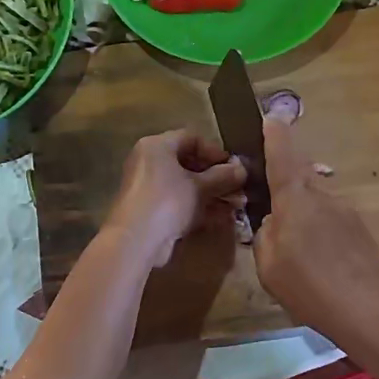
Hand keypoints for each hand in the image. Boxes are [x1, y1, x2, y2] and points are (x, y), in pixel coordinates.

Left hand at [105, 129, 245, 265]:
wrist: (136, 240)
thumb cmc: (168, 201)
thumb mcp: (200, 186)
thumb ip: (222, 176)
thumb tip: (242, 170)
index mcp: (157, 146)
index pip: (190, 139)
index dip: (214, 151)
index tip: (233, 166)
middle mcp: (150, 163)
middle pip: (189, 163)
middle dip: (217, 176)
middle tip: (239, 187)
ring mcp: (150, 188)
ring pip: (187, 186)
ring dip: (213, 194)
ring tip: (237, 204)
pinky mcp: (153, 211)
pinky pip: (180, 203)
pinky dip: (200, 207)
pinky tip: (223, 217)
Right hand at [254, 116, 378, 326]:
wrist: (372, 308)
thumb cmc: (309, 283)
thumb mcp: (268, 265)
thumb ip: (264, 237)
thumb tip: (272, 223)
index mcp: (294, 197)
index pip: (282, 156)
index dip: (274, 136)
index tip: (272, 117)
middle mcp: (322, 196)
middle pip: (299, 183)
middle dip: (284, 193)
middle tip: (270, 219)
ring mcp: (346, 213)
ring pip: (315, 208)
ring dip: (303, 223)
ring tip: (294, 259)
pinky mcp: (361, 234)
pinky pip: (330, 227)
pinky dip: (319, 240)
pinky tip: (317, 270)